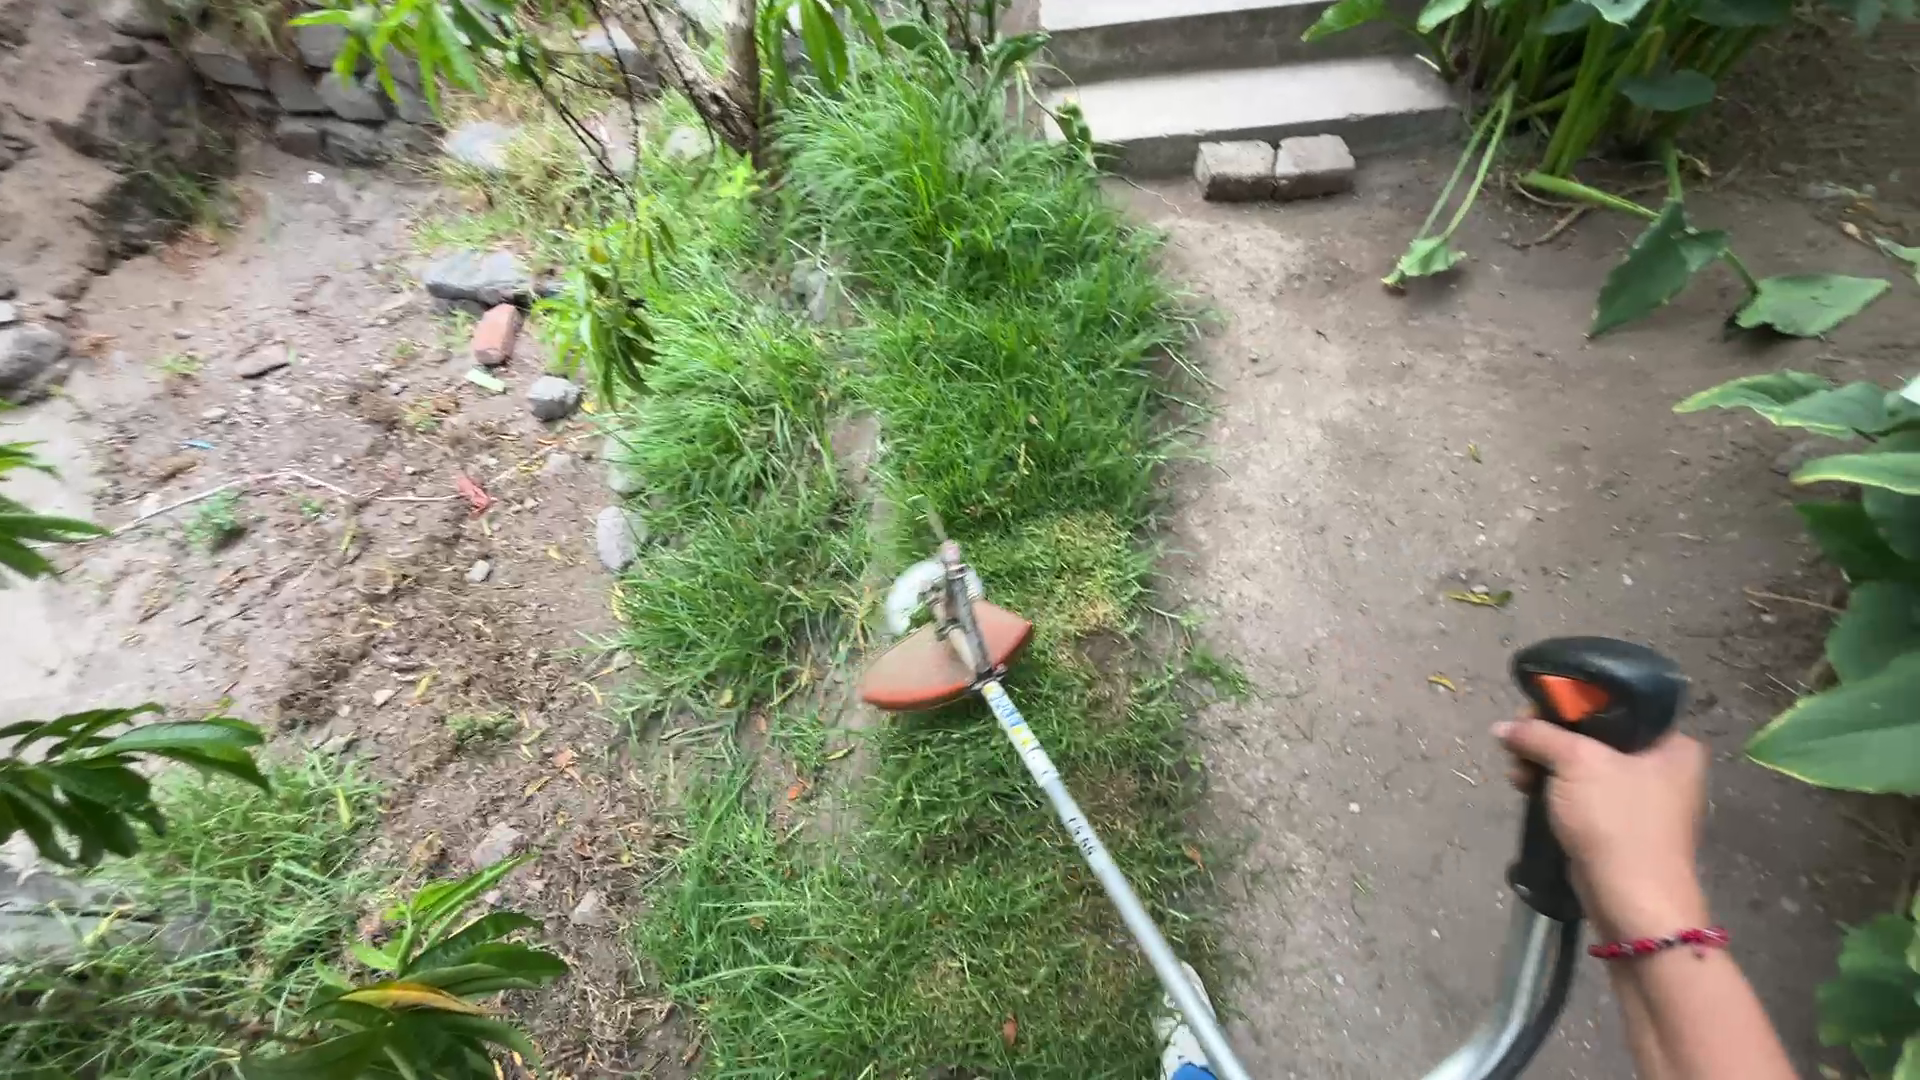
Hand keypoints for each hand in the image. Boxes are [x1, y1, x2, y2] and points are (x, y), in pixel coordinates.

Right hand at [1494, 717, 1710, 938]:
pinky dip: (1548, 784)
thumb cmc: (1617, 820)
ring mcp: (1637, 793)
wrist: (1630, 895)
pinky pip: (1574, 785)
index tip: (1534, 715)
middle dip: (1545, 738)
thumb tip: (1500, 728)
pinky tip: (1525, 788)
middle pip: (1587, 731)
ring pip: (1575, 759)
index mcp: (1671, 744)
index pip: (1612, 704)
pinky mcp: (1615, 817)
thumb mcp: (1575, 762)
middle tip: (1521, 747)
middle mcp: (1659, 764)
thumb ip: (1536, 734)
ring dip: (1539, 761)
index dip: (1568, 703)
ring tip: (1519, 775)